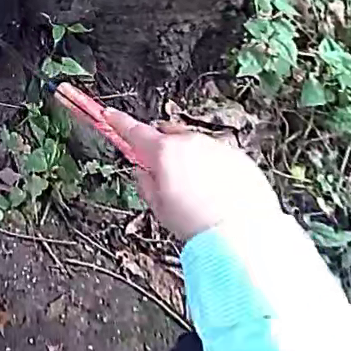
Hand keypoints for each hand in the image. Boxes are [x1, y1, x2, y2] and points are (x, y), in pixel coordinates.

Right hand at [106, 110, 279, 242]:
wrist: (241, 235)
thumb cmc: (196, 223)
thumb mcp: (158, 207)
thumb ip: (145, 183)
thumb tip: (142, 171)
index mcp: (164, 151)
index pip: (134, 131)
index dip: (118, 122)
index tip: (109, 114)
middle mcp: (190, 142)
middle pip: (167, 136)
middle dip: (162, 149)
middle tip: (165, 175)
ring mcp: (216, 147)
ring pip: (195, 146)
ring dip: (190, 160)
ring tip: (197, 193)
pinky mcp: (238, 157)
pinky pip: (218, 157)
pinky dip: (213, 169)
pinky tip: (217, 195)